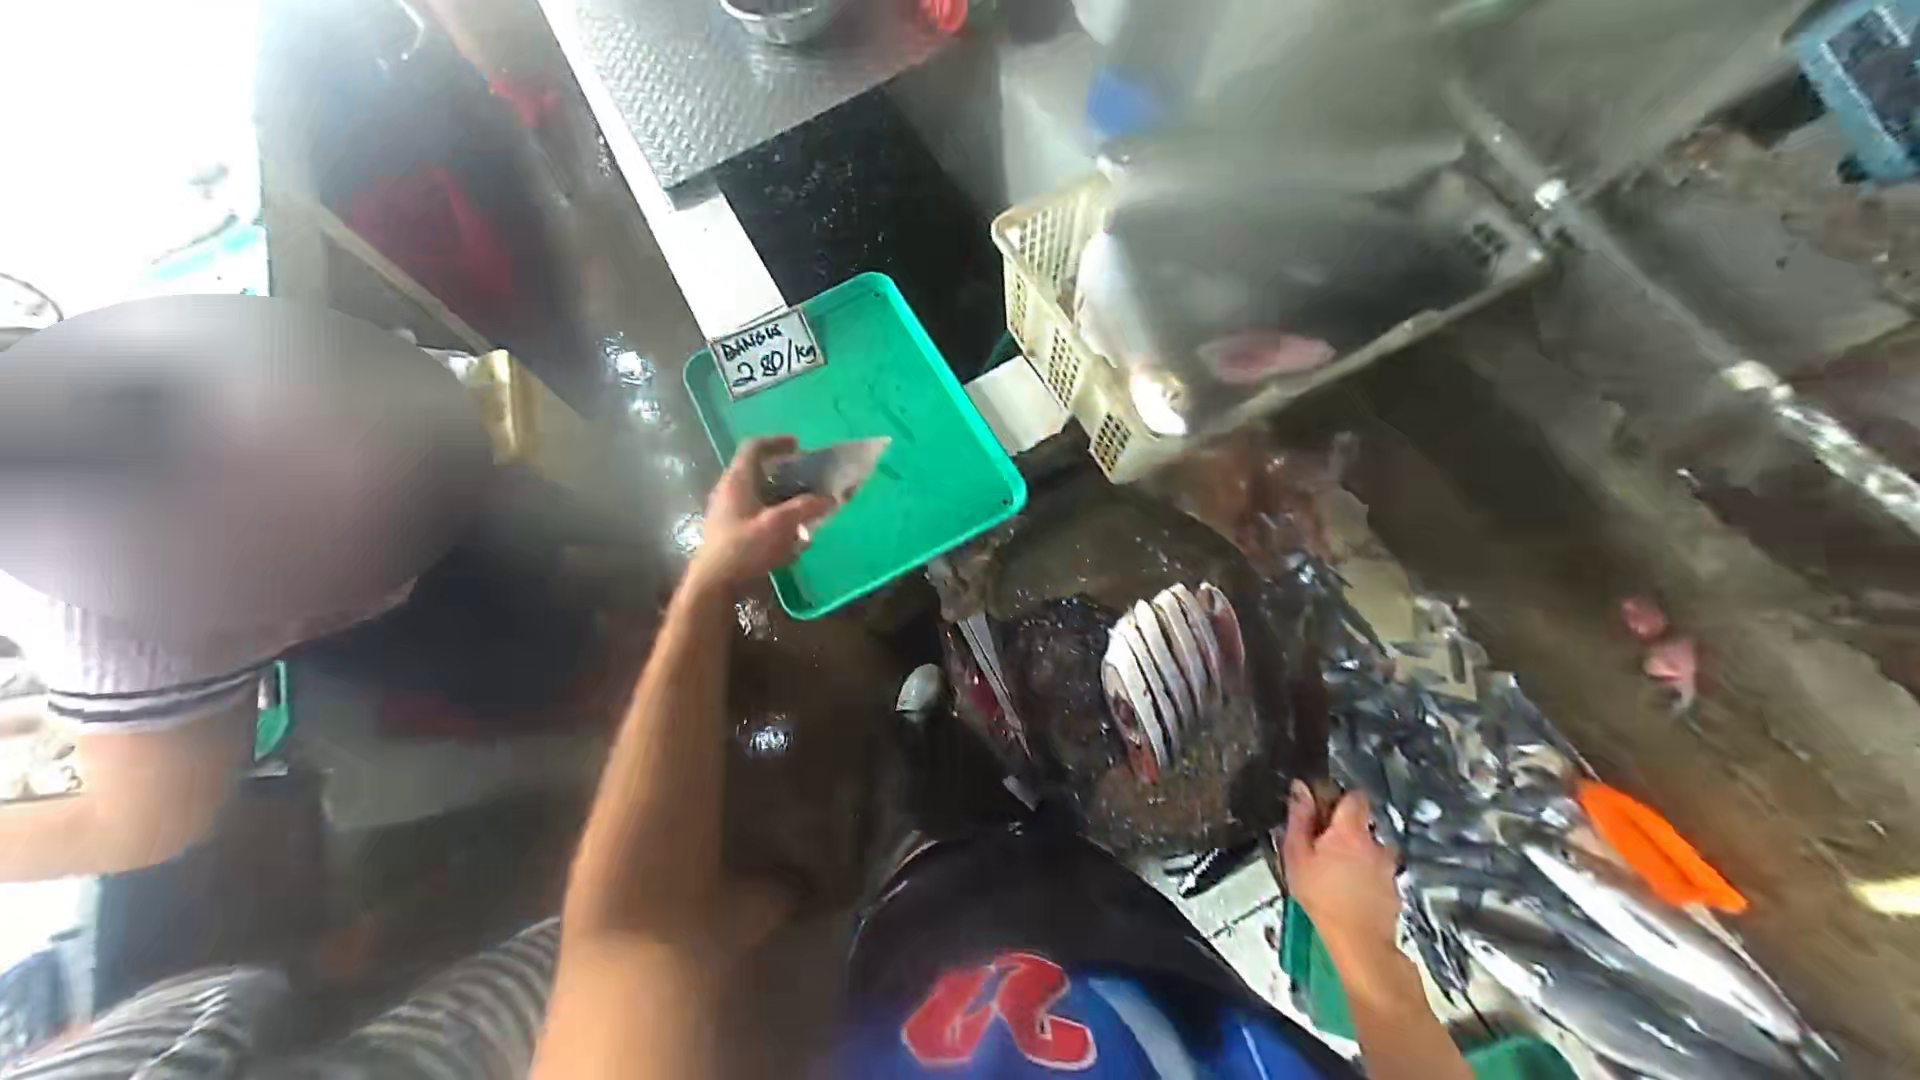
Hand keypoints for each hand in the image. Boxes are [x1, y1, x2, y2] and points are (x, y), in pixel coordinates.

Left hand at [687, 436, 833, 593]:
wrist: (713, 582)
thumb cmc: (744, 548)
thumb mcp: (779, 525)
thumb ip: (805, 508)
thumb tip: (829, 498)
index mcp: (738, 480)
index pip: (754, 448)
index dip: (776, 442)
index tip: (798, 446)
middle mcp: (729, 490)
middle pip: (758, 470)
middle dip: (785, 472)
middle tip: (807, 478)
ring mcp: (727, 510)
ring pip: (758, 492)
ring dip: (782, 495)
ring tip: (803, 507)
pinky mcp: (729, 529)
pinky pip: (755, 512)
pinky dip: (774, 514)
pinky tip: (790, 535)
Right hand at [1278, 781, 1399, 957]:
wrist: (1358, 945)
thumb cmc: (1320, 895)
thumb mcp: (1296, 853)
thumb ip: (1299, 818)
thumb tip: (1300, 789)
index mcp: (1350, 831)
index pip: (1355, 797)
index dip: (1339, 796)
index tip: (1322, 807)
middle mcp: (1376, 845)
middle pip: (1362, 823)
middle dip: (1344, 828)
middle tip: (1320, 843)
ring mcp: (1388, 868)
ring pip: (1371, 848)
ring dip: (1356, 852)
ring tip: (1333, 869)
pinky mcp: (1394, 890)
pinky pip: (1377, 870)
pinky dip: (1365, 872)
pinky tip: (1348, 888)